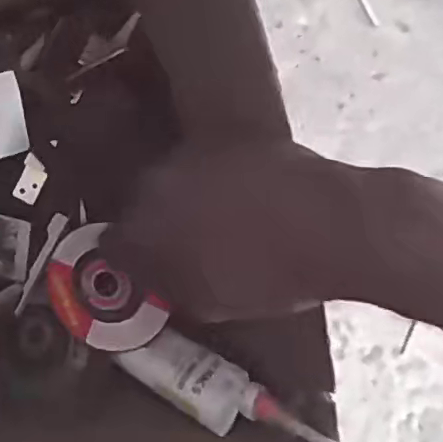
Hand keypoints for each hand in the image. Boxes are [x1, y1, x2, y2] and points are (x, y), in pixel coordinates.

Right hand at [108, 143, 430, 322]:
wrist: (329, 223)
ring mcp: (188, 156)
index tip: (144, 269)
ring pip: (171, 181)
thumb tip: (148, 275)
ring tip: (218, 221)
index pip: (113, 243)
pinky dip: (214, 180)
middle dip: (154, 225)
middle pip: (138, 206)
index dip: (127, 259)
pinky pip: (204, 163)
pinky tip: (241, 197)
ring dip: (183, 199)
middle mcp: (154, 184)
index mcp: (143, 228)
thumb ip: (167, 285)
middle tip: (183, 247)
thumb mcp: (209, 302)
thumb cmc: (267, 276)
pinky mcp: (222, 140)